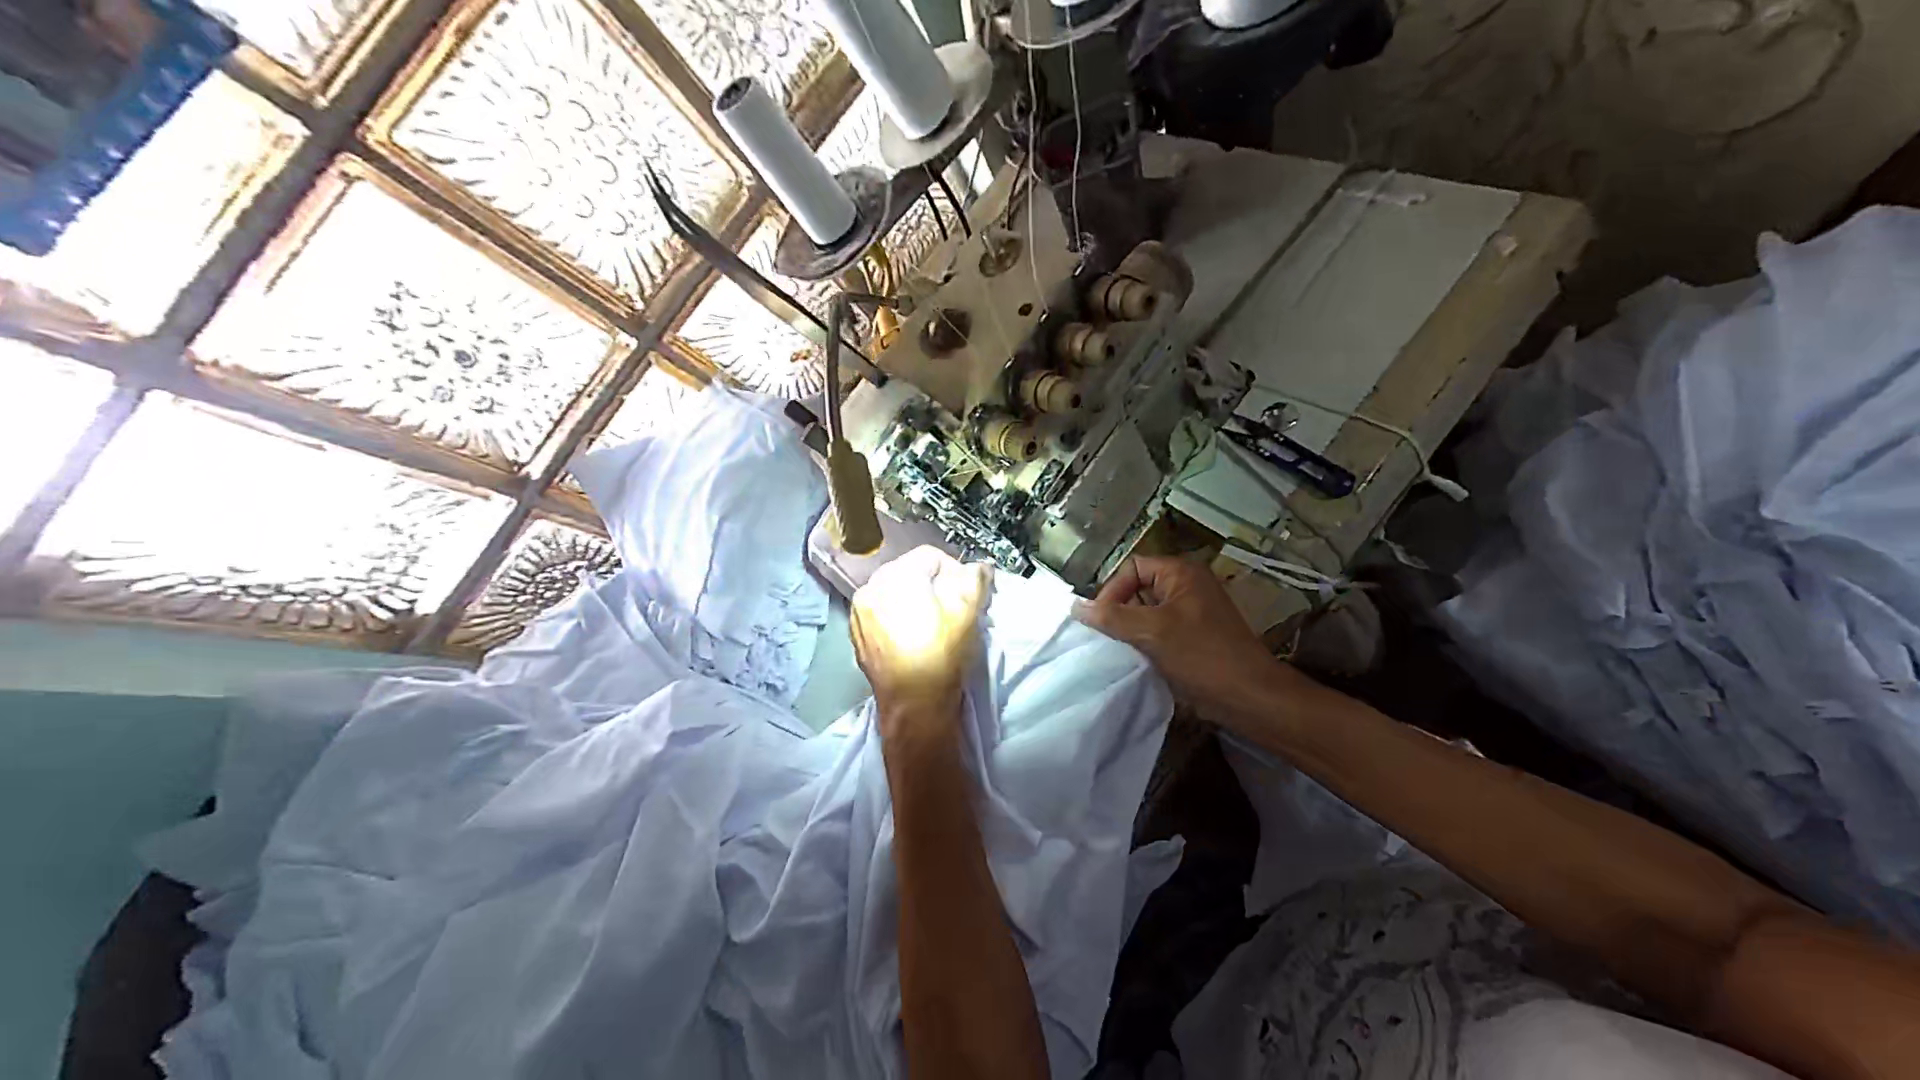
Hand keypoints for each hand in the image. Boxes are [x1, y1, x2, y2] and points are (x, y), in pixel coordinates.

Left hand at [851, 546, 989, 725]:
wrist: (914, 706)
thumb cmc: (940, 659)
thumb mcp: (968, 613)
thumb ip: (975, 580)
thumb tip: (977, 569)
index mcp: (896, 576)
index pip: (931, 555)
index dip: (955, 570)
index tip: (966, 591)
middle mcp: (871, 588)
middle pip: (910, 571)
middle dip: (934, 585)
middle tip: (954, 608)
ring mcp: (861, 612)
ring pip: (895, 592)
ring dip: (915, 601)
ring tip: (935, 625)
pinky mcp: (858, 634)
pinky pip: (883, 613)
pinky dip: (898, 618)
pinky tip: (916, 638)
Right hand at [1073, 555, 1293, 724]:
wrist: (1247, 696)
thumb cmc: (1201, 655)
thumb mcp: (1151, 631)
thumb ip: (1111, 616)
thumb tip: (1076, 606)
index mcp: (1182, 573)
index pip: (1132, 568)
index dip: (1112, 590)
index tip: (1101, 620)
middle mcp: (1187, 586)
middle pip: (1137, 588)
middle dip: (1118, 610)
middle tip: (1107, 636)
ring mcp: (1191, 613)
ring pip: (1145, 613)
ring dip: (1130, 630)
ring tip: (1119, 649)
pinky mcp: (1192, 638)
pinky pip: (1157, 631)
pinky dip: (1143, 642)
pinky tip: (1135, 660)